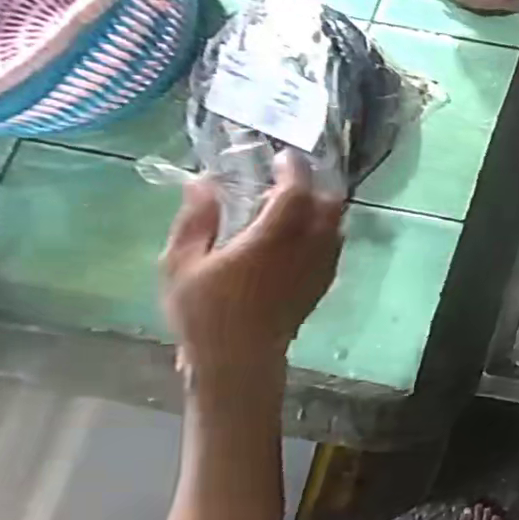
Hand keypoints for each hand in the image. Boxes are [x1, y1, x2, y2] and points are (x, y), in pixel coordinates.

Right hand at [161, 151, 344, 378]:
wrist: (240, 362)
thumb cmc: (205, 314)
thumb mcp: (182, 264)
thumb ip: (196, 219)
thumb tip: (202, 181)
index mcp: (274, 238)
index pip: (297, 190)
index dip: (293, 168)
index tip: (281, 157)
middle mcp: (307, 247)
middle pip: (330, 202)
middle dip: (314, 184)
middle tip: (286, 180)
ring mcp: (321, 266)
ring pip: (336, 223)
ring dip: (320, 206)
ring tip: (290, 205)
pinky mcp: (323, 282)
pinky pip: (334, 244)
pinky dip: (323, 229)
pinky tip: (298, 235)